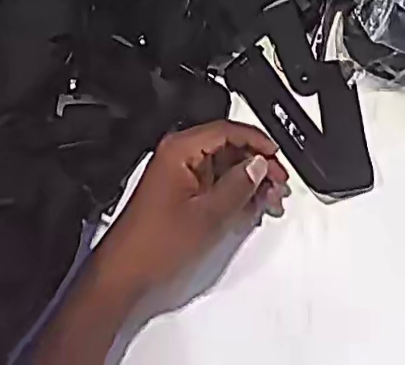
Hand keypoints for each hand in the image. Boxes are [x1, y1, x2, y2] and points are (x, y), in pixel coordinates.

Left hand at [90, 121, 289, 302]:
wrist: (126, 272)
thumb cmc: (154, 243)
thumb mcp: (208, 215)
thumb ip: (238, 187)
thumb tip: (258, 165)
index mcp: (180, 149)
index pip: (225, 130)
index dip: (255, 140)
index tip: (276, 154)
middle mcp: (179, 155)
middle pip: (226, 147)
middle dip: (255, 163)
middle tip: (278, 181)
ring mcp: (180, 174)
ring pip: (223, 167)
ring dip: (248, 181)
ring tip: (269, 199)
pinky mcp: (182, 193)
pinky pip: (214, 183)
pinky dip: (234, 193)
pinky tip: (251, 207)